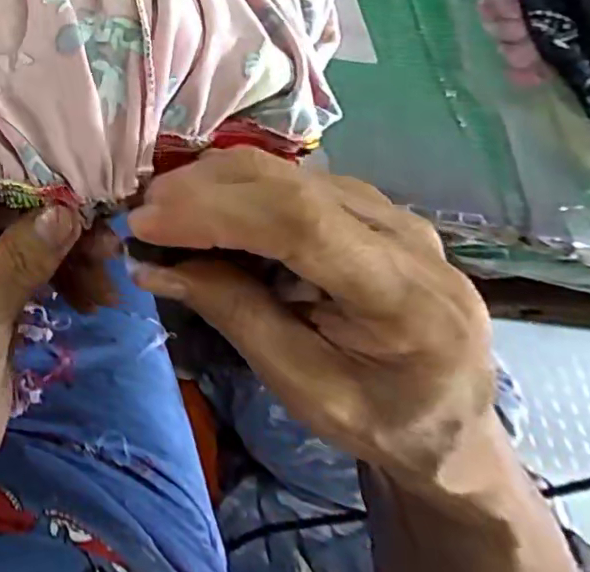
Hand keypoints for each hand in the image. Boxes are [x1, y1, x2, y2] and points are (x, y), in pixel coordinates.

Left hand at [0, 203, 98, 559]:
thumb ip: (20, 262)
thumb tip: (65, 210)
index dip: (42, 193)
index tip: (93, 196)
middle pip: (21, 218)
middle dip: (65, 231)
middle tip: (110, 249)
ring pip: (37, 246)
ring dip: (74, 260)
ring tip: (106, 288)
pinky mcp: (4, 301)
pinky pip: (43, 276)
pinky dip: (69, 282)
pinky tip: (93, 302)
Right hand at [125, 147, 500, 493]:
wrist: (450, 421)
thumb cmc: (381, 419)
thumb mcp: (305, 387)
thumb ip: (233, 315)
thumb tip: (151, 266)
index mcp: (409, 298)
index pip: (301, 224)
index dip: (213, 212)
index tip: (144, 224)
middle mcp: (403, 236)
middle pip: (283, 183)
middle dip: (197, 190)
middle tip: (139, 216)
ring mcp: (383, 210)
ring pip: (275, 168)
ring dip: (204, 183)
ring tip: (159, 214)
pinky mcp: (357, 201)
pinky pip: (278, 175)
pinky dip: (223, 186)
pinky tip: (195, 210)